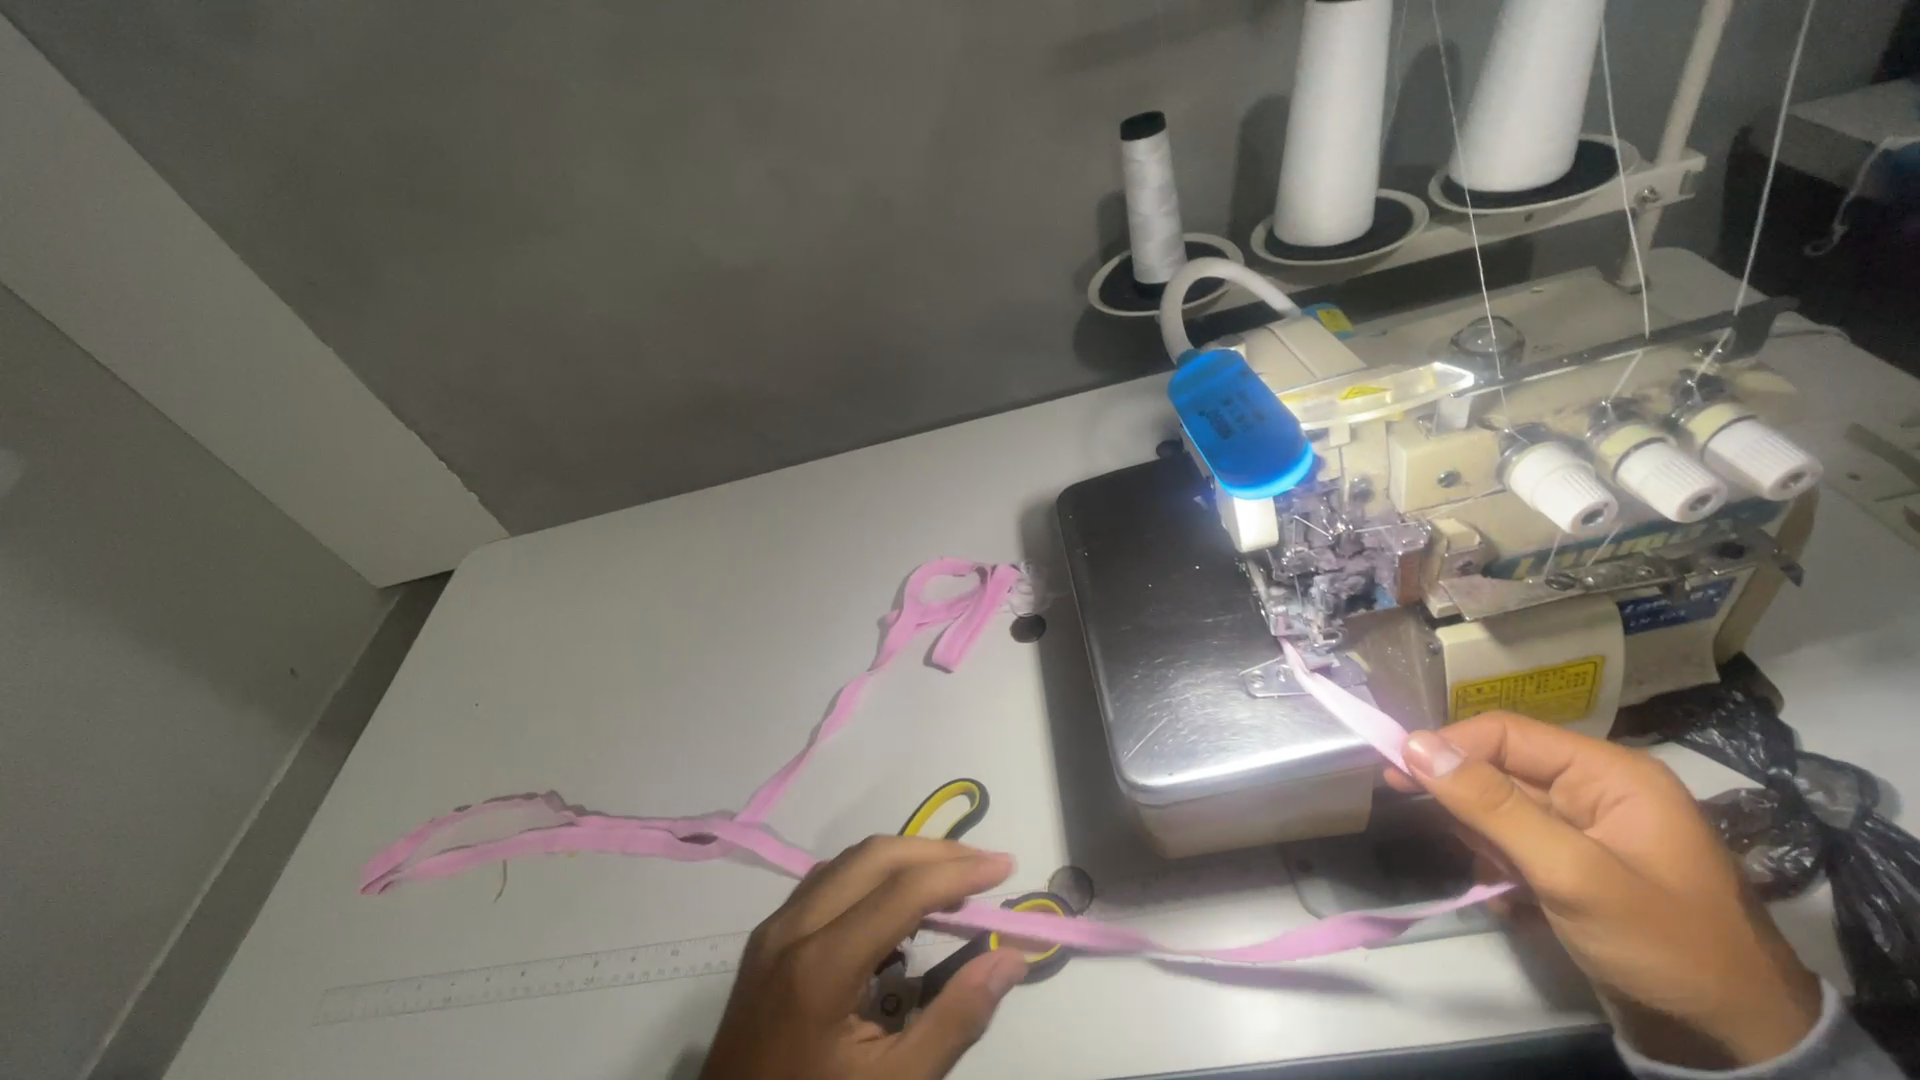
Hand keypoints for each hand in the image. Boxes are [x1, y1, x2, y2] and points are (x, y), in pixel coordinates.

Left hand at [700, 836, 1028, 1079]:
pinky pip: (826, 881)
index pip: (902, 891)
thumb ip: (956, 1018)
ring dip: (903, 858)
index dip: (960, 872)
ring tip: (953, 880)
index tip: (1006, 867)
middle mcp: (792, 929)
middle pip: (873, 857)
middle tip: (986, 867)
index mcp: (821, 966)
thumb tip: (1011, 957)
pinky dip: (871, 875)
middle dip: (936, 852)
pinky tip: (899, 902)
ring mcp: (773, 929)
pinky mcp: (766, 938)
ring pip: (847, 861)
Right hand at [1387, 712, 1821, 1069]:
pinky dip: (1500, 868)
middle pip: (1500, 770)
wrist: (1732, 1040)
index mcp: (1610, 774)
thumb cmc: (1662, 946)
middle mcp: (1598, 790)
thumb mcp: (1571, 873)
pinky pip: (1515, 845)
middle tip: (1442, 833)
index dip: (1447, 746)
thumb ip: (1492, 806)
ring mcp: (1589, 830)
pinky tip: (1512, 902)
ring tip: (1502, 883)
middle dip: (1468, 804)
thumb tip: (1416, 744)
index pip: (1507, 734)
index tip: (1394, 772)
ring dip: (1485, 842)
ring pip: (1500, 809)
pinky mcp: (1577, 866)